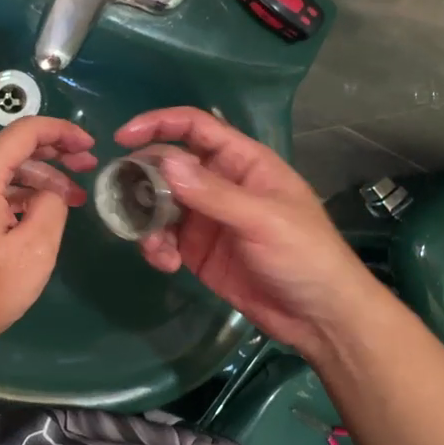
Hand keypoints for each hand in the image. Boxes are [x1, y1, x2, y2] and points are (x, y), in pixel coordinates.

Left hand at [0, 116, 98, 371]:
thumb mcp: (33, 254)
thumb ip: (51, 209)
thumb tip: (52, 192)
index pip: (24, 131)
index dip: (61, 132)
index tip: (91, 146)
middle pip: (12, 146)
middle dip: (54, 154)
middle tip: (89, 168)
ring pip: (2, 167)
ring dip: (39, 177)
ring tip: (74, 198)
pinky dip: (19, 192)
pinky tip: (43, 211)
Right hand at [115, 107, 391, 354]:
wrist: (320, 319)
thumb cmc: (305, 256)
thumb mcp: (262, 220)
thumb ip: (212, 193)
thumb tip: (163, 162)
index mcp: (243, 162)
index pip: (196, 128)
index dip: (159, 125)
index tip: (123, 138)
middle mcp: (220, 184)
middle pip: (168, 165)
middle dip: (143, 180)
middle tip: (124, 199)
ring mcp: (206, 218)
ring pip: (159, 204)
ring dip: (146, 220)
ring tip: (152, 245)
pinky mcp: (196, 250)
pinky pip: (163, 238)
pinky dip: (155, 247)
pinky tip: (165, 263)